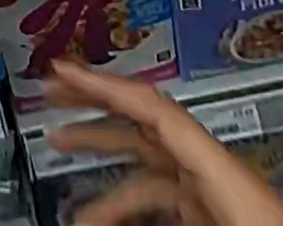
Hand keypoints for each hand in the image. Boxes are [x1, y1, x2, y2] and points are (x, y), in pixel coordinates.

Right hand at [46, 61, 282, 225]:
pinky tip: (94, 214)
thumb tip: (80, 216)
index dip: (101, 85)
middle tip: (50, 90)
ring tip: (59, 150)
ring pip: (148, 162)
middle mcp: (224, 182)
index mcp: (231, 183)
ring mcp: (221, 203)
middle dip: (94, 106)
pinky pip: (159, 196)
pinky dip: (124, 200)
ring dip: (101, 158)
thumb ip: (146, 211)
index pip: (155, 111)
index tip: (62, 72)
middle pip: (147, 125)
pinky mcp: (216, 222)